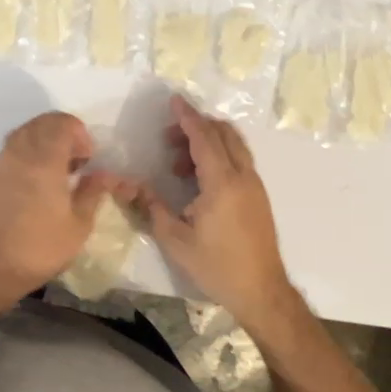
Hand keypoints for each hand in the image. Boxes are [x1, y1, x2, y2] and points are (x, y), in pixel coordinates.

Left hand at [0, 112, 128, 309]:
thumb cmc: (42, 246)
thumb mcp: (79, 223)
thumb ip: (92, 191)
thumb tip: (103, 174)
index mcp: (44, 159)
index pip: (62, 123)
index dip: (79, 133)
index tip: (87, 159)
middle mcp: (18, 153)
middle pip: (41, 123)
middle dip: (61, 133)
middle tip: (74, 163)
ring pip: (21, 135)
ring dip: (41, 143)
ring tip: (54, 173)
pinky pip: (8, 154)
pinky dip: (24, 158)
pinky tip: (32, 186)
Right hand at [139, 96, 298, 331]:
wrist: (262, 292)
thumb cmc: (217, 266)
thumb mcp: (175, 239)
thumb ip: (152, 206)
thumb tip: (128, 185)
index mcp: (222, 183)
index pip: (204, 137)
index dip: (187, 117)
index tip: (173, 100)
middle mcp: (243, 176)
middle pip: (223, 133)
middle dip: (196, 126)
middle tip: (168, 137)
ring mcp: (255, 185)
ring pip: (234, 145)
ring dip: (208, 141)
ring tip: (179, 164)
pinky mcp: (259, 196)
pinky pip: (239, 160)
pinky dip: (219, 155)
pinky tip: (199, 180)